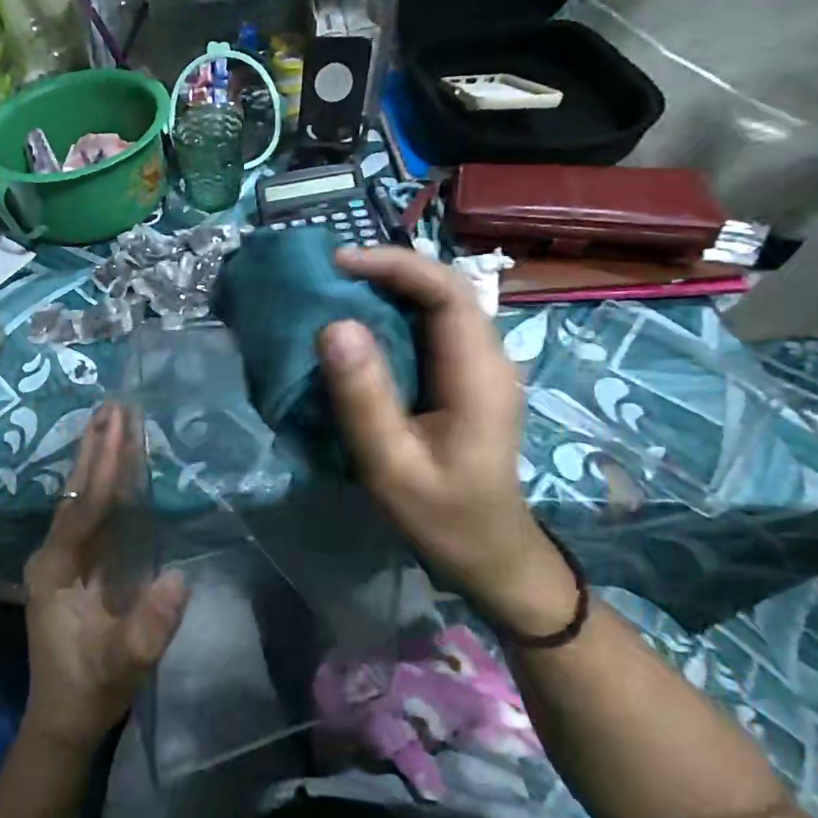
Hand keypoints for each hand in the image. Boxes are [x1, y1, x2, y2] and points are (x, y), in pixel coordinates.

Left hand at [20, 403, 188, 752]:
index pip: (84, 510)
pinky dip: (103, 484)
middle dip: (96, 448)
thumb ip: (148, 627)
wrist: (63, 718)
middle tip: (112, 405)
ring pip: (81, 498)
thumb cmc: (91, 689)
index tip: (118, 428)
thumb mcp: (122, 666)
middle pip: (77, 492)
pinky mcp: (74, 563)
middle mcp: (52, 553)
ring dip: (97, 459)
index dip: (104, 469)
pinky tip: (113, 465)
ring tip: (110, 420)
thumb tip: (179, 578)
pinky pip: (91, 514)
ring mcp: (61, 557)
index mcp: (55, 569)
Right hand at [318, 247, 574, 635]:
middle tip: (328, 272)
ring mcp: (477, 365)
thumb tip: (334, 325)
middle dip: (387, 268)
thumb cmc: (441, 515)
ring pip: (437, 301)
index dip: (393, 265)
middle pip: (444, 286)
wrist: (489, 554)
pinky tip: (357, 323)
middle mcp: (486, 356)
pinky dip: (391, 311)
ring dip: (387, 286)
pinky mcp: (462, 375)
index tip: (338, 263)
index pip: (446, 290)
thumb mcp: (390, 463)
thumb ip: (364, 397)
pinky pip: (428, 324)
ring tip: (334, 288)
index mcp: (477, 372)